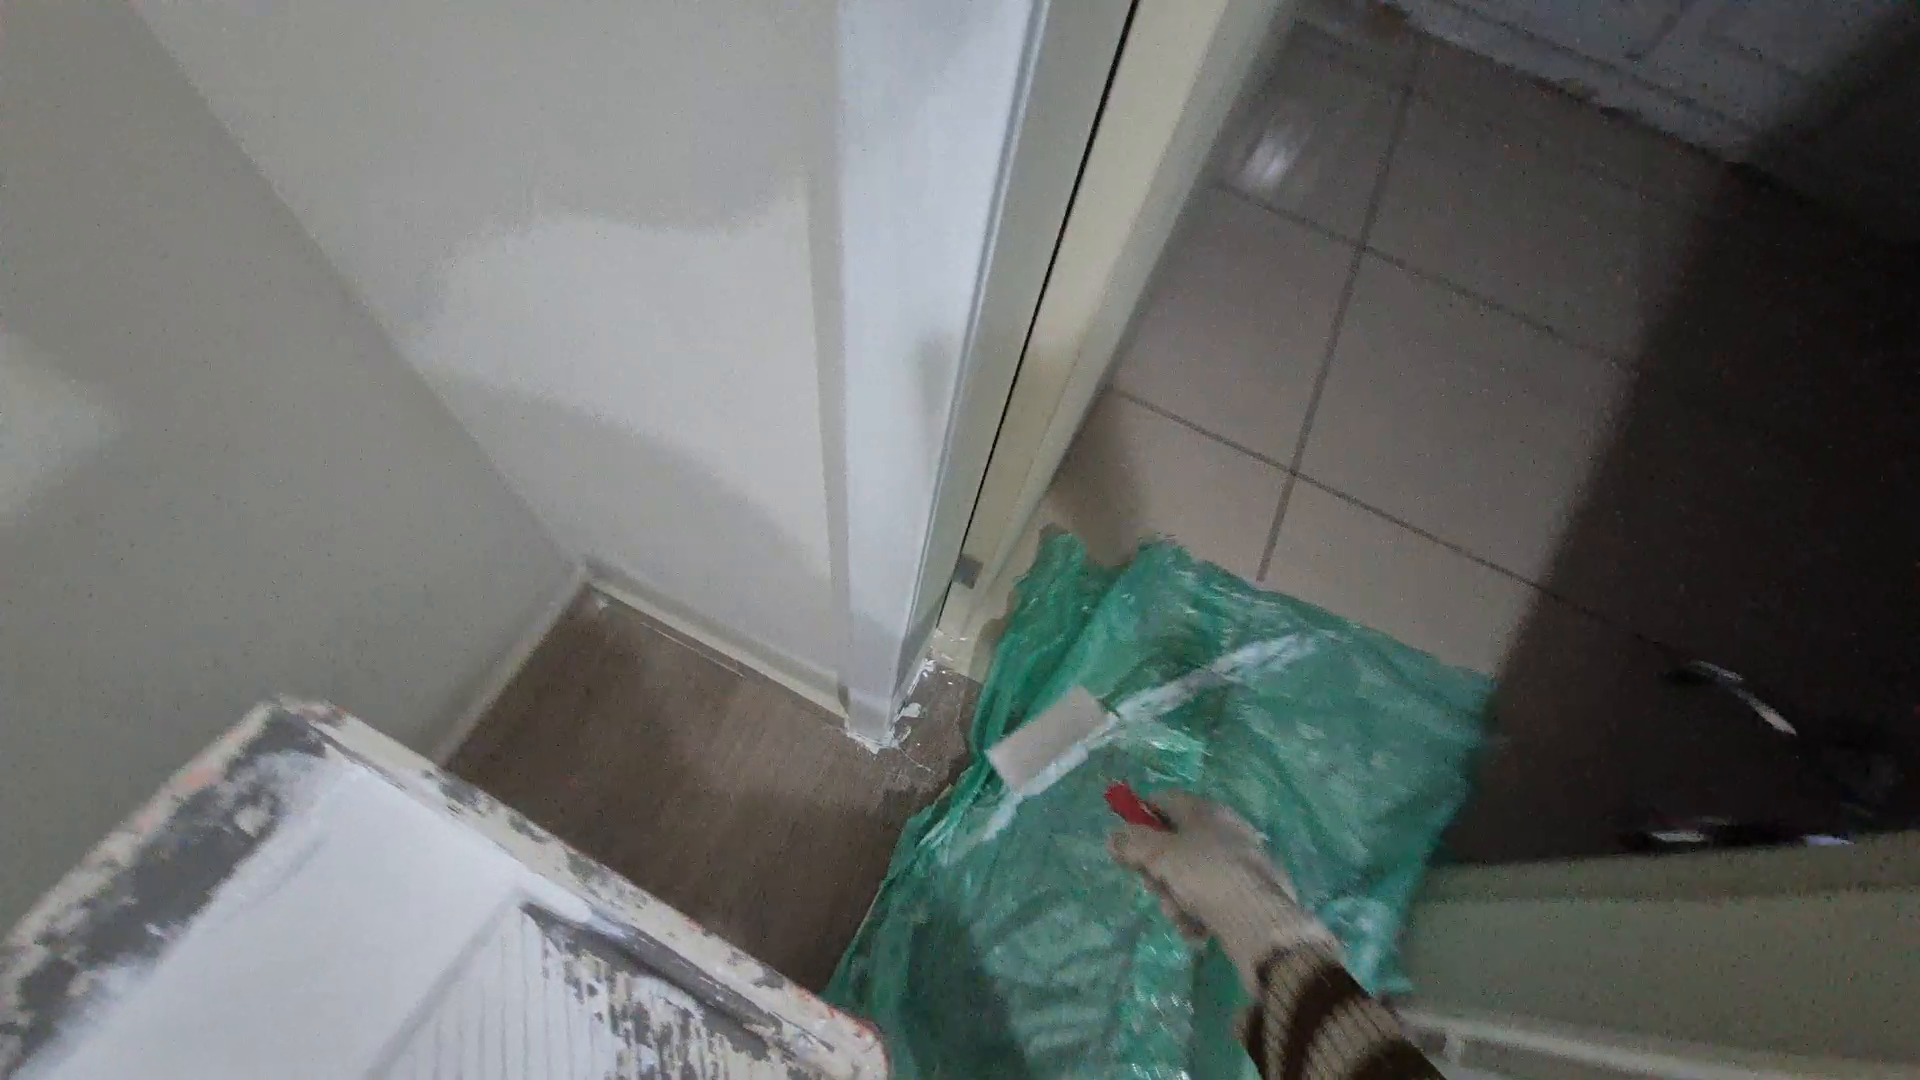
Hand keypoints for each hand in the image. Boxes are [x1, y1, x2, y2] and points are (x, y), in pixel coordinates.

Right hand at [1108, 792, 1337, 988]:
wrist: (1262, 923)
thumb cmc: (1206, 875)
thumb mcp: (1160, 855)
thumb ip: (1132, 843)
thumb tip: (1112, 837)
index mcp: (1204, 809)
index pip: (1162, 800)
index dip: (1139, 818)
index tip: (1126, 844)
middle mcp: (1223, 829)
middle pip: (1173, 842)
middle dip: (1157, 869)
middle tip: (1153, 886)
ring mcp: (1237, 862)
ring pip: (1188, 875)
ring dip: (1175, 898)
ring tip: (1179, 915)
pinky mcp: (1247, 894)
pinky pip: (1209, 897)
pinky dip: (1197, 912)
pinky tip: (1197, 929)